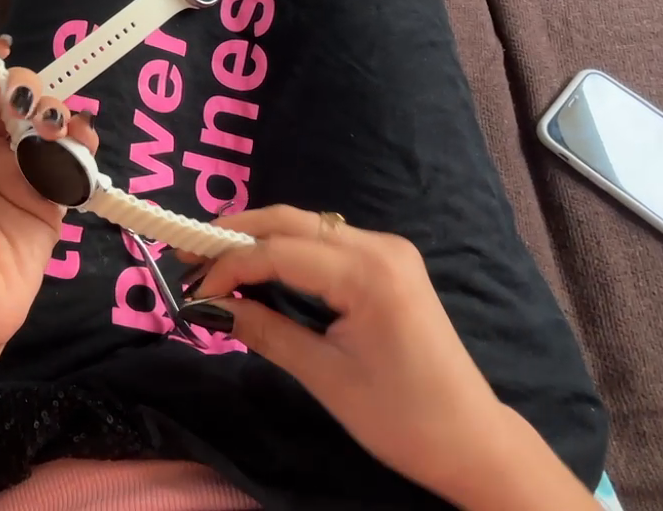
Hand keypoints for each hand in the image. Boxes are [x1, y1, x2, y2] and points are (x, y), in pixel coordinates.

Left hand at [0, 42, 97, 368]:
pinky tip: (82, 142)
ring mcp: (21, 172)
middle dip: (28, 91)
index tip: (6, 47)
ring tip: (56, 129)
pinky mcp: (51, 200)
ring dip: (57, 115)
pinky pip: (71, 162)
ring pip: (47, 124)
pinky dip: (81, 147)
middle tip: (31, 109)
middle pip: (15, 97)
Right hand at [186, 206, 596, 510]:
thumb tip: (207, 305)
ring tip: (213, 258)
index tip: (192, 290)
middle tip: (188, 253)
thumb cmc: (401, 419)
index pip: (278, 251)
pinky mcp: (386, 261)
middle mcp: (378, 245)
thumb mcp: (324, 377)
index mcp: (369, 273)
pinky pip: (321, 240)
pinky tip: (257, 264)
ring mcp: (386, 249)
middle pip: (289, 220)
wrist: (474, 441)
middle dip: (234, 233)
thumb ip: (263, 329)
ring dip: (256, 237)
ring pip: (303, 225)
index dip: (228, 264)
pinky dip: (283, 248)